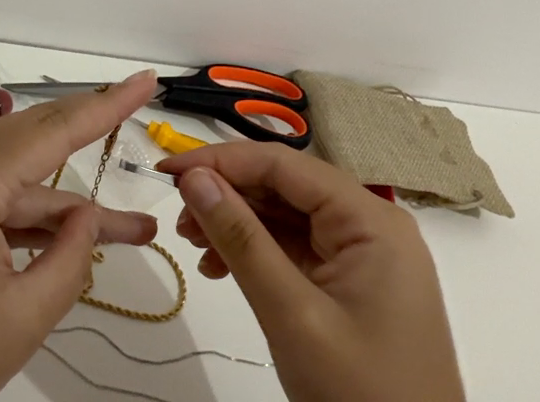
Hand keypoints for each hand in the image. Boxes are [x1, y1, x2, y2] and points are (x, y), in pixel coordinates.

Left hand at [0, 69, 161, 401]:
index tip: (145, 81)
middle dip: (90, 129)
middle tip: (139, 107)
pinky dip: (39, 221)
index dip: (105, 106)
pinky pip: (0, 206)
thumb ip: (69, 261)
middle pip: (35, 139)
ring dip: (72, 204)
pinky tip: (79, 239)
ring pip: (22, 181)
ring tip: (137, 228)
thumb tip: (90, 220)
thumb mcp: (21, 315)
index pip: (53, 132)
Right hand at [157, 143, 463, 401]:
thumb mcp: (291, 313)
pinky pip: (294, 246)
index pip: (283, 165)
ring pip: (285, 214)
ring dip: (235, 222)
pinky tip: (220, 266)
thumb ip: (241, 238)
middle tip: (177, 216)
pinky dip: (254, 250)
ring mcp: (364, 255)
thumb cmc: (359, 391)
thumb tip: (193, 178)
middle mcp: (371, 225)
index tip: (169, 173)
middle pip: (285, 186)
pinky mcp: (352, 282)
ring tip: (192, 242)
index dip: (221, 161)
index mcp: (370, 220)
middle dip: (226, 194)